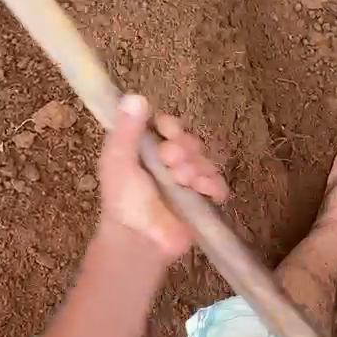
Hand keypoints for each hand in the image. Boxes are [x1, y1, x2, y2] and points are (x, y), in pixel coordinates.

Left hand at [97, 93, 227, 261]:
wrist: (139, 241)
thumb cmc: (123, 201)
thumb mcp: (119, 162)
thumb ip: (126, 130)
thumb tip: (135, 96)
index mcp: (144, 149)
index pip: (166, 125)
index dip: (171, 126)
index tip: (167, 132)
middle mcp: (166, 162)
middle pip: (188, 141)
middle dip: (184, 149)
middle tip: (171, 163)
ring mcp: (185, 181)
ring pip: (204, 160)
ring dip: (197, 167)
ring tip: (184, 182)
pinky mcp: (200, 200)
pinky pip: (217, 184)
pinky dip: (214, 185)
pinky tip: (203, 191)